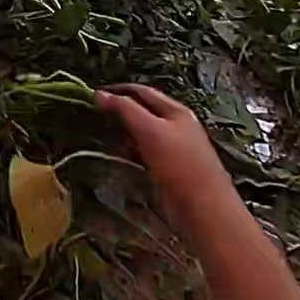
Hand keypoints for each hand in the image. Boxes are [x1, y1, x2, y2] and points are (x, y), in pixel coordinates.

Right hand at [96, 84, 229, 226]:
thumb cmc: (179, 164)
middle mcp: (177, 126)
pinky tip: (118, 153)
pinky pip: (144, 150)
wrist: (205, 209)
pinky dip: (130, 148)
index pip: (142, 91)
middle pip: (142, 110)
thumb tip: (98, 93)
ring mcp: (175, 147)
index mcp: (176, 111)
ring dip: (123, 130)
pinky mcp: (170, 167)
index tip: (93, 95)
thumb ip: (124, 108)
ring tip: (101, 132)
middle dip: (119, 110)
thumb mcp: (149, 130)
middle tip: (94, 114)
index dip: (118, 90)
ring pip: (142, 131)